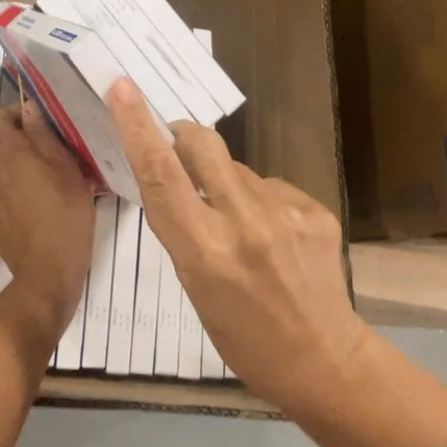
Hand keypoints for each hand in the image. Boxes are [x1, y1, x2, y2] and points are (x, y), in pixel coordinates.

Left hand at [0, 99, 95, 343]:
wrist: (47, 277)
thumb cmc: (65, 217)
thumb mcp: (67, 170)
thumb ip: (45, 136)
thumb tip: (29, 108)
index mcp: (10, 156)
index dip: (16, 112)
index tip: (42, 122)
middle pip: (5, 145)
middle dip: (30, 144)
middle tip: (63, 156)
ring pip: (9, 172)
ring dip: (29, 171)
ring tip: (60, 186)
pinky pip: (9, 197)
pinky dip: (25, 195)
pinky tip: (49, 212)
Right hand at [108, 79, 366, 412]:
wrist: (323, 360)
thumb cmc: (243, 336)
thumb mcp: (194, 288)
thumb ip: (183, 229)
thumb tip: (177, 178)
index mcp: (204, 250)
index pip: (161, 175)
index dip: (137, 127)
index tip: (123, 86)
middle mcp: (244, 222)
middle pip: (203, 144)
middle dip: (185, 137)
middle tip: (179, 149)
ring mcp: (285, 213)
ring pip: (239, 169)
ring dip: (229, 183)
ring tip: (242, 228)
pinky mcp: (315, 211)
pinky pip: (273, 187)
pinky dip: (264, 202)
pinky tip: (277, 237)